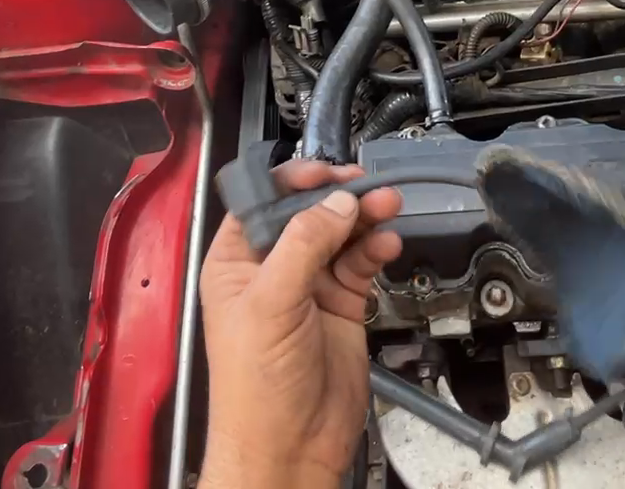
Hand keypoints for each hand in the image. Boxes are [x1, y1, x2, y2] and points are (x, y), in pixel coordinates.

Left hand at [199, 161, 402, 488]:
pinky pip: (361, 260)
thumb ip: (303, 245)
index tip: (325, 172)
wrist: (290, 451)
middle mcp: (273, 266)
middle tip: (365, 185)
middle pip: (309, 211)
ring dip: (364, 216)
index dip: (293, 182)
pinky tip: (387, 242)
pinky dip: (376, 247)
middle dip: (338, 195)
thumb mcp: (270, 304)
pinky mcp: (341, 302)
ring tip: (388, 205)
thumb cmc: (255, 386)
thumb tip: (337, 202)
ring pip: (340, 232)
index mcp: (237, 260)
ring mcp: (309, 283)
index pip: (263, 201)